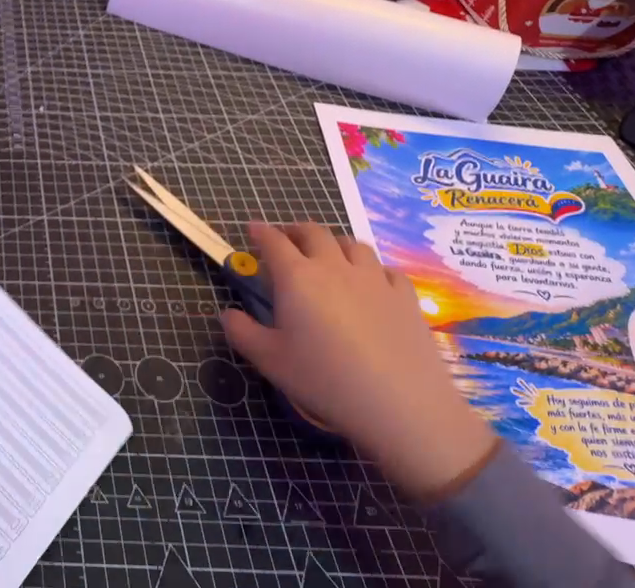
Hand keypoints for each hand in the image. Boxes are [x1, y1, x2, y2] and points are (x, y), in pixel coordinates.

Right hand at [221, 221, 497, 498]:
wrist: (402, 405)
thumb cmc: (325, 380)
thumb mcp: (269, 360)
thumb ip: (241, 332)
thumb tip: (228, 314)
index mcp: (296, 276)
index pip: (273, 241)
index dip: (260, 232)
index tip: (252, 230)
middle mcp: (334, 266)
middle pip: (314, 232)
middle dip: (295, 230)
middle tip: (286, 240)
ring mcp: (374, 279)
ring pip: (352, 244)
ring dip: (334, 243)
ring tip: (328, 256)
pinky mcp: (405, 297)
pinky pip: (386, 269)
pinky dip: (372, 269)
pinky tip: (370, 284)